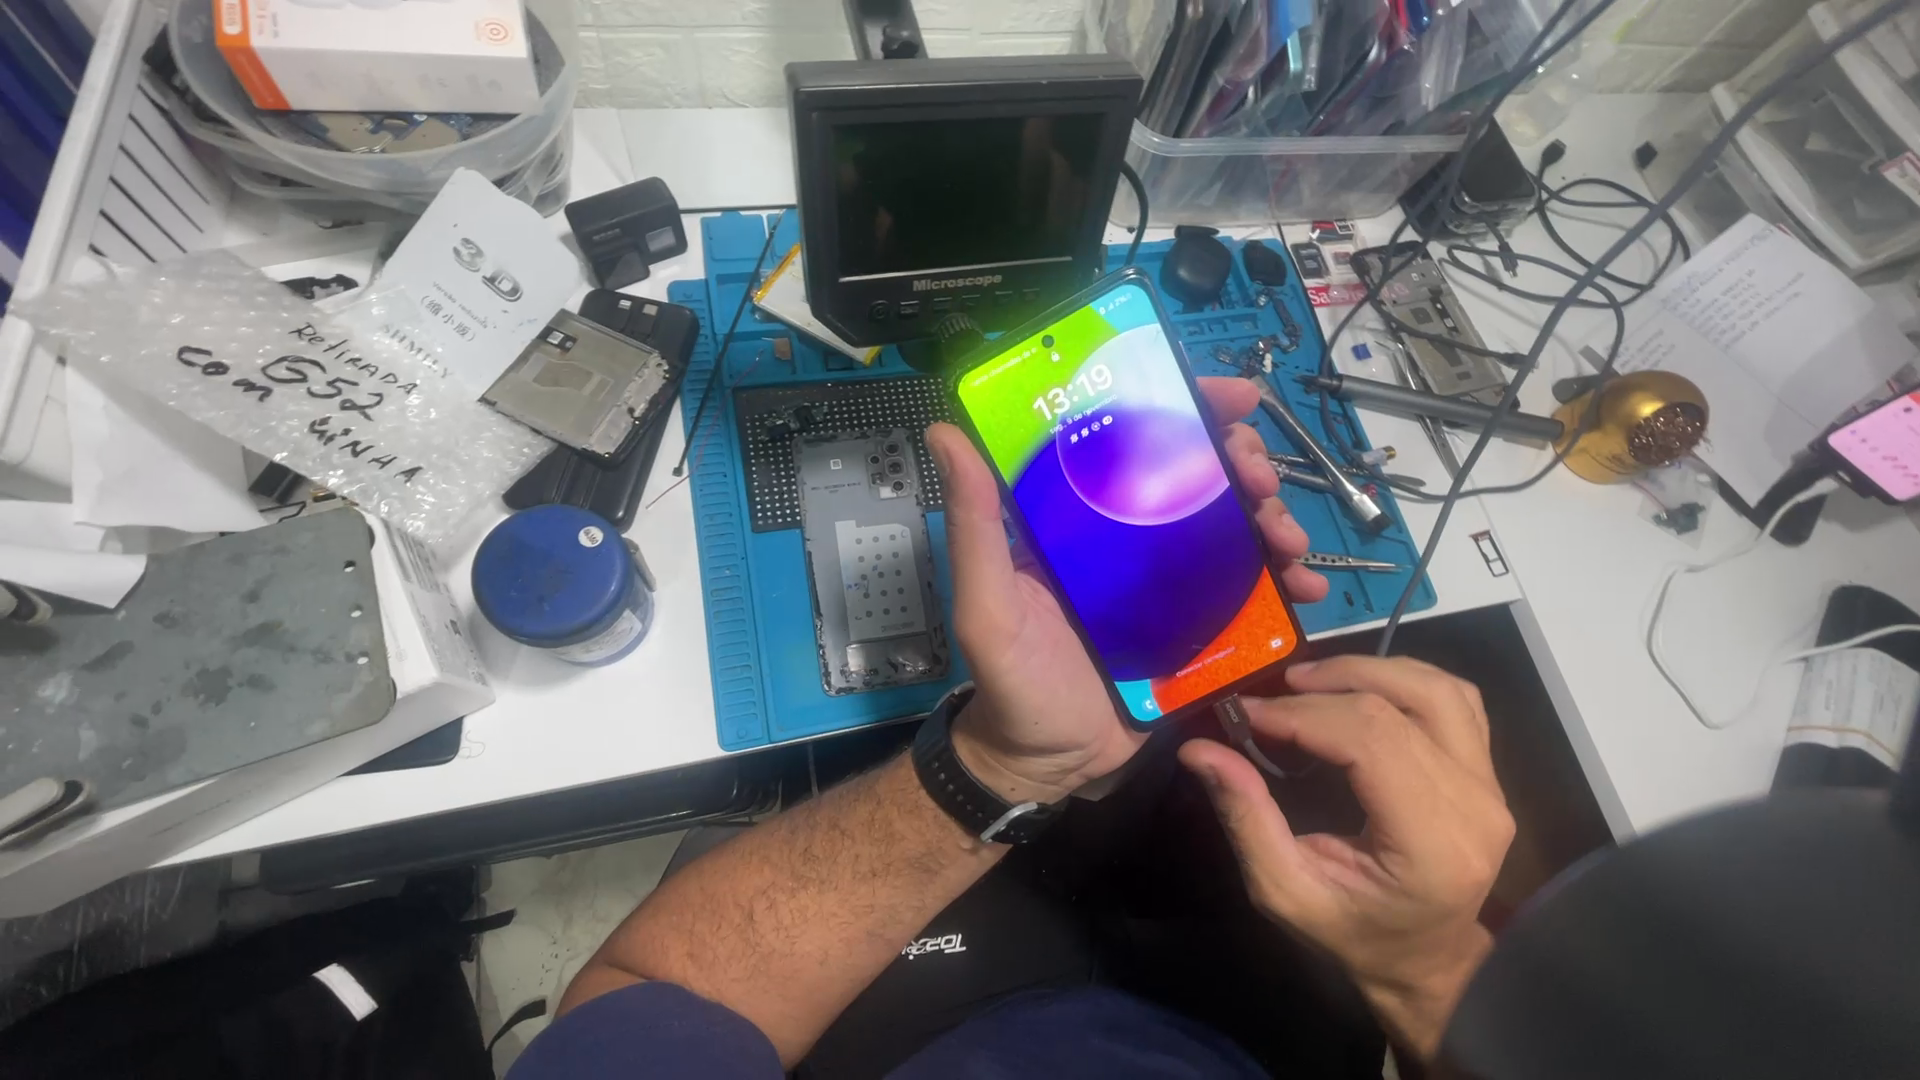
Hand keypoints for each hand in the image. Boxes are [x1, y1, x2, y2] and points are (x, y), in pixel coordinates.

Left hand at [924, 376, 1329, 806]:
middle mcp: (1128, 541)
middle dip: (1241, 463)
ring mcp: (1169, 584)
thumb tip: (945, 433)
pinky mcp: (1199, 628)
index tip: (1231, 399)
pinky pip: (1250, 593)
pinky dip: (1284, 582)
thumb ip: (974, 525)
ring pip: (1233, 528)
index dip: (1183, 408)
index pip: (1131, 442)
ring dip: (1272, 518)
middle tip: (1259, 477)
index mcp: (1080, 521)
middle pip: (1196, 478)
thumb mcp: (986, 603)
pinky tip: (1305, 588)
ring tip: (1286, 537)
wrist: (1049, 765)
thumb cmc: (1011, 682)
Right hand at [1178, 656, 1513, 1059]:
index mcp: (1430, 842)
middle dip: (1321, 688)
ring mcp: (1491, 785)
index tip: (1246, 713)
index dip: (1301, 715)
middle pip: (1396, 707)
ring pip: (1434, 689)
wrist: (1429, 965)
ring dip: (1365, 670)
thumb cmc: (1355, 935)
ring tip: (1308, 680)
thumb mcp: (1284, 891)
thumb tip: (1200, 750)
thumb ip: (1246, 817)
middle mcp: (1475, 804)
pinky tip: (1359, 687)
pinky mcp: (1488, 772)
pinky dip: (1403, 678)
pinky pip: (1455, 698)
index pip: (1369, 741)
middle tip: (1268, 696)